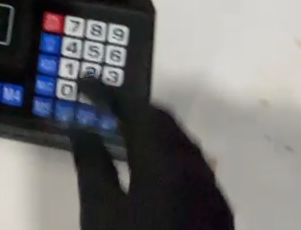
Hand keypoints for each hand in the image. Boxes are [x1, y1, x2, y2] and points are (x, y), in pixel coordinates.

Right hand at [71, 81, 231, 229]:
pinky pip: (193, 167)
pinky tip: (149, 167)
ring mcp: (212, 197)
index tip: (82, 85)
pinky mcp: (219, 220)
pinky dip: (168, 153)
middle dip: (133, 106)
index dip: (107, 93)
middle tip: (102, 102)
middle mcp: (194, 171)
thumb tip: (81, 127)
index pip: (134, 110)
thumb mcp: (98, 207)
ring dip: (153, 129)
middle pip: (165, 122)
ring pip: (183, 144)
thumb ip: (90, 160)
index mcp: (164, 162)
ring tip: (122, 129)